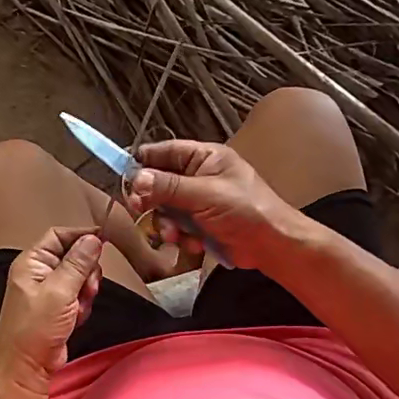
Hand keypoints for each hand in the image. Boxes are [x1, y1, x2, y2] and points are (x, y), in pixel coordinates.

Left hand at [0, 227, 105, 396]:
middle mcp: (39, 273)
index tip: (103, 240)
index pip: (59, 235)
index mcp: (32, 262)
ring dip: (85, 292)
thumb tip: (93, 238)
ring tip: (77, 308)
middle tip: (87, 288)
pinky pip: (79, 297)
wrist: (27, 367)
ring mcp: (48, 291)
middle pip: (74, 257)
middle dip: (86, 272)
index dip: (81, 236)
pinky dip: (81, 306)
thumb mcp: (60, 291)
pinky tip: (75, 318)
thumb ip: (78, 263)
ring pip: (80, 278)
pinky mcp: (58, 308)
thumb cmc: (35, 328)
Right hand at [123, 141, 303, 269]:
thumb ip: (168, 187)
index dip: (143, 164)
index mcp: (204, 157)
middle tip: (141, 210)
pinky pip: (177, 227)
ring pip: (165, 209)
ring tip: (176, 235)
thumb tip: (135, 179)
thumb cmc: (246, 211)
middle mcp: (199, 176)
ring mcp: (199, 201)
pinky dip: (181, 237)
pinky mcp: (200, 224)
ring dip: (166, 224)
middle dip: (152, 201)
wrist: (273, 246)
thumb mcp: (205, 195)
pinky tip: (193, 244)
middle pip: (159, 183)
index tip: (125, 179)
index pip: (164, 152)